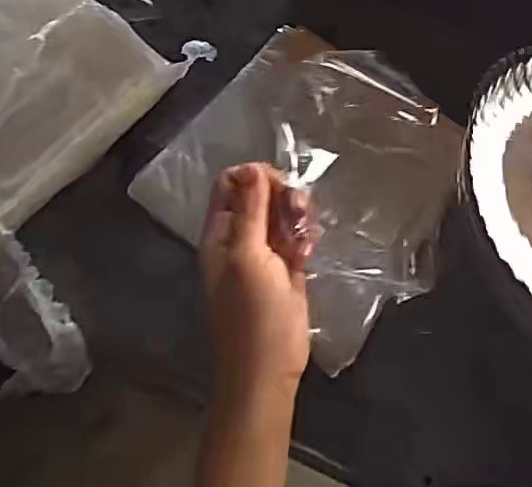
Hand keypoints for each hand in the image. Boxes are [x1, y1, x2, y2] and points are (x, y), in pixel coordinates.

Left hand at [200, 164, 315, 401]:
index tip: (278, 186)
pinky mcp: (289, 264)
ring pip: (284, 213)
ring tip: (304, 237)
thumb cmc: (252, 312)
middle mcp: (241, 238)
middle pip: (263, 194)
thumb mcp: (248, 256)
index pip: (232, 184)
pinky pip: (299, 234)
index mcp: (222, 234)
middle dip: (284, 196)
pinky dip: (306, 237)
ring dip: (298, 216)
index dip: (255, 178)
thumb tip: (250, 167)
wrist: (270, 365)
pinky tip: (309, 252)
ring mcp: (265, 252)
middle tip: (297, 212)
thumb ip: (251, 210)